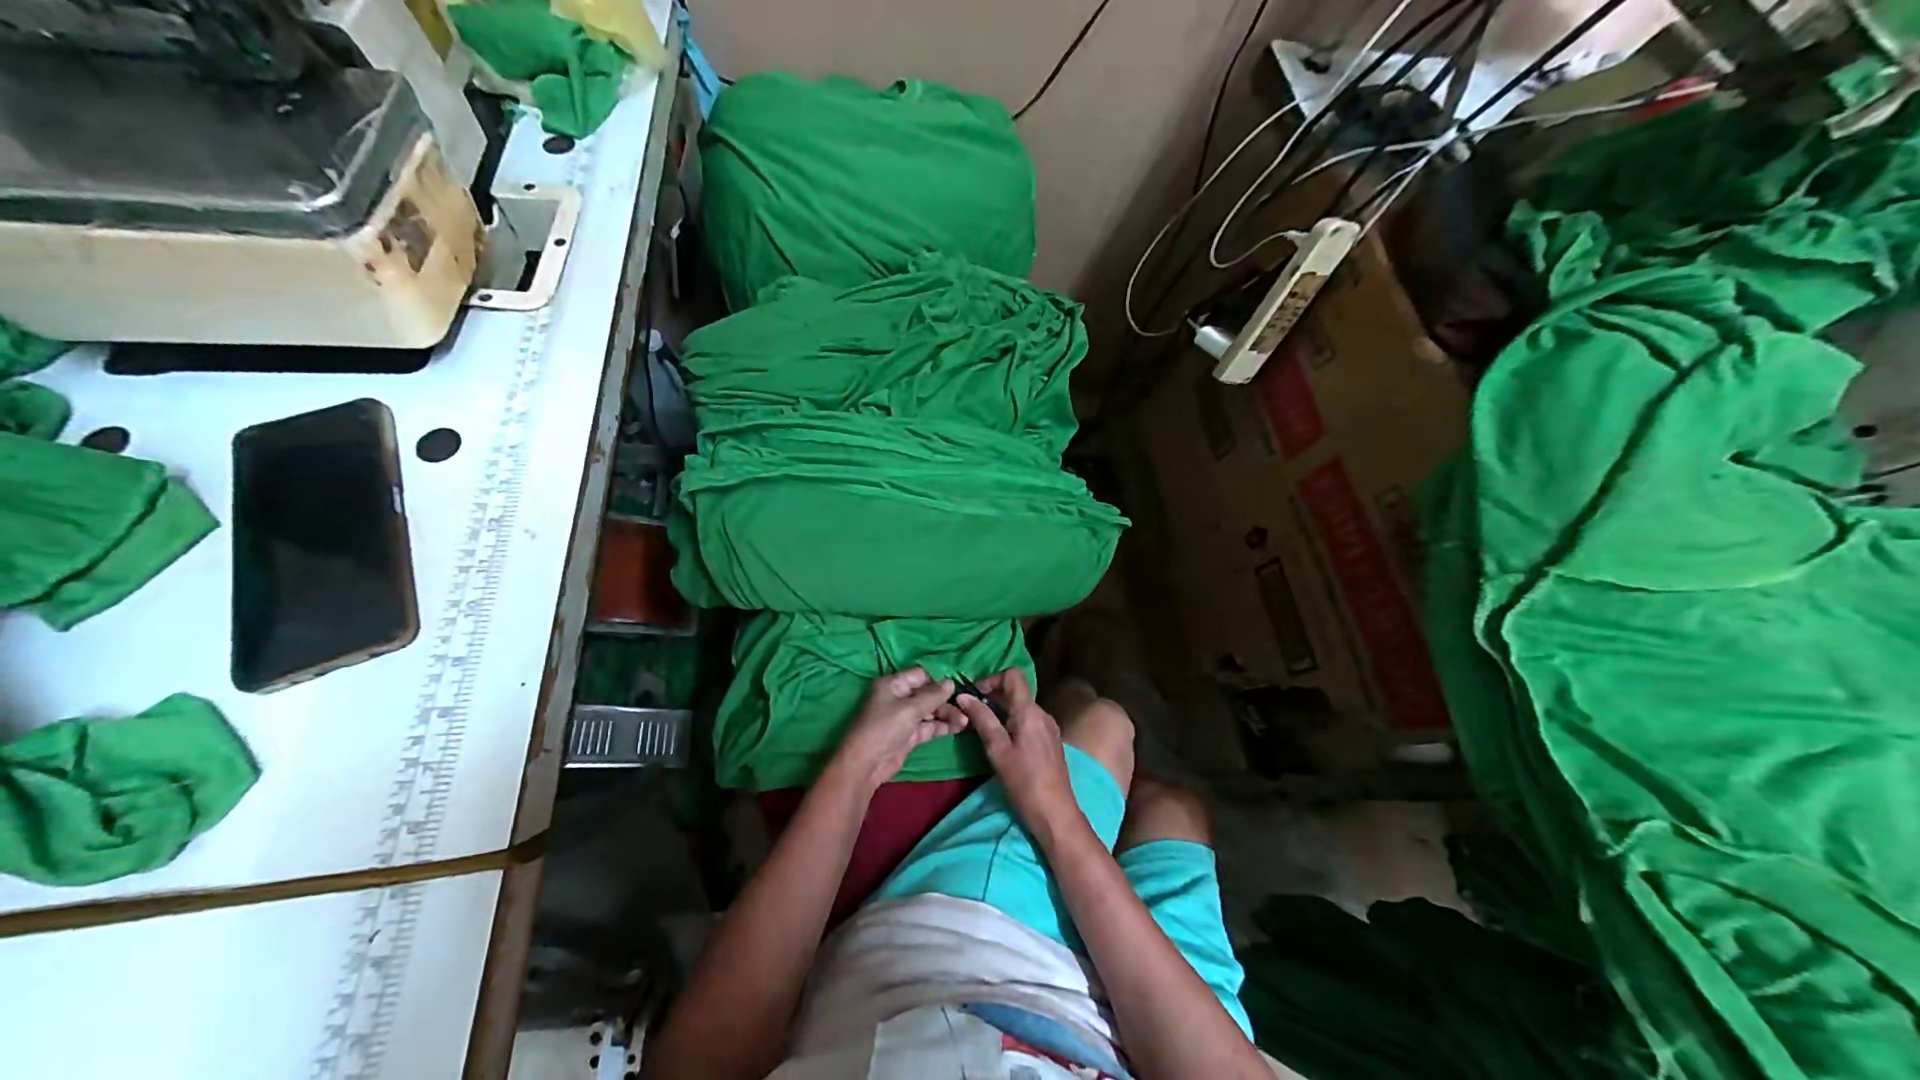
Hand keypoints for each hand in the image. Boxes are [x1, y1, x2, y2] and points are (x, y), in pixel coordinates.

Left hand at [831, 668, 964, 794]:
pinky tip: (959, 727)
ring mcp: (905, 717)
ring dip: (947, 714)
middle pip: (927, 694)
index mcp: (893, 685)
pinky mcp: (910, 735)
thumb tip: (951, 682)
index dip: (938, 679)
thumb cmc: (884, 728)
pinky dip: (943, 726)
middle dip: (946, 700)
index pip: (920, 675)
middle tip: (965, 707)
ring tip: (965, 721)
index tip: (958, 685)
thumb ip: (932, 696)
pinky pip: (930, 726)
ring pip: (930, 711)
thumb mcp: (909, 709)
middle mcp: (899, 698)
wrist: (867, 764)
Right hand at [938, 668, 1081, 837]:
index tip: (975, 696)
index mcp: (1030, 711)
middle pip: (1016, 692)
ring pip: (1022, 708)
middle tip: (971, 715)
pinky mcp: (1051, 741)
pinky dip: (1013, 724)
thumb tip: (964, 696)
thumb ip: (982, 719)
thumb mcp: (998, 750)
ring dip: (1001, 712)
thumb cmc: (1024, 781)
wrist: (1056, 812)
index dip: (992, 679)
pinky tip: (1003, 743)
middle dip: (992, 697)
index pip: (1013, 675)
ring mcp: (1049, 727)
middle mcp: (1043, 713)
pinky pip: (1029, 722)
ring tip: (983, 730)